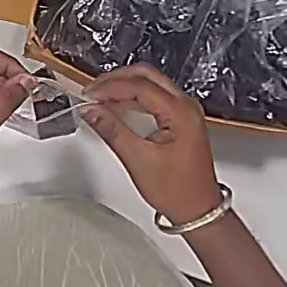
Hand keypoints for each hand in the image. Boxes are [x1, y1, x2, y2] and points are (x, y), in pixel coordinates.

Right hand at [82, 65, 222, 225]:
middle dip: (115, 80)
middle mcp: (185, 106)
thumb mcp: (138, 160)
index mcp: (180, 113)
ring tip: (99, 97)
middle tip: (92, 91)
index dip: (110, 87)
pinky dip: (132, 96)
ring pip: (150, 82)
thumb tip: (91, 110)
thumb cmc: (177, 190)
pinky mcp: (179, 118)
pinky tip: (115, 106)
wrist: (198, 210)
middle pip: (146, 76)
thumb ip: (112, 130)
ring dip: (123, 86)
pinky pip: (153, 96)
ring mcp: (184, 111)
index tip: (89, 95)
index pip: (139, 86)